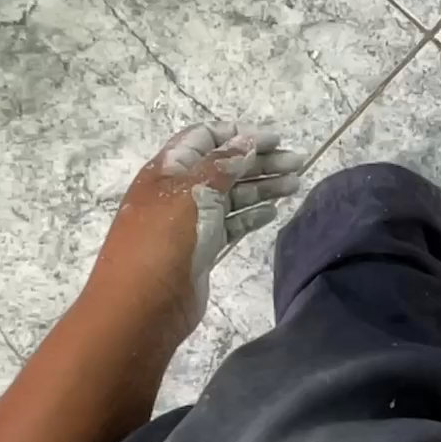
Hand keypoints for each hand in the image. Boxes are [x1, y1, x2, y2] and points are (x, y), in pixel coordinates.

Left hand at [84, 122, 301, 342]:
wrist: (142, 307)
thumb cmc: (164, 243)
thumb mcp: (193, 195)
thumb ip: (223, 165)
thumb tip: (247, 141)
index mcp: (169, 171)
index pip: (204, 138)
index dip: (238, 134)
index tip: (274, 138)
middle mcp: (179, 191)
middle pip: (224, 165)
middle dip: (260, 160)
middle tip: (298, 161)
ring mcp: (191, 220)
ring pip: (233, 194)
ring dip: (263, 186)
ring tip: (296, 184)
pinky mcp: (203, 246)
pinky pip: (232, 222)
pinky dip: (253, 214)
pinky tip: (273, 212)